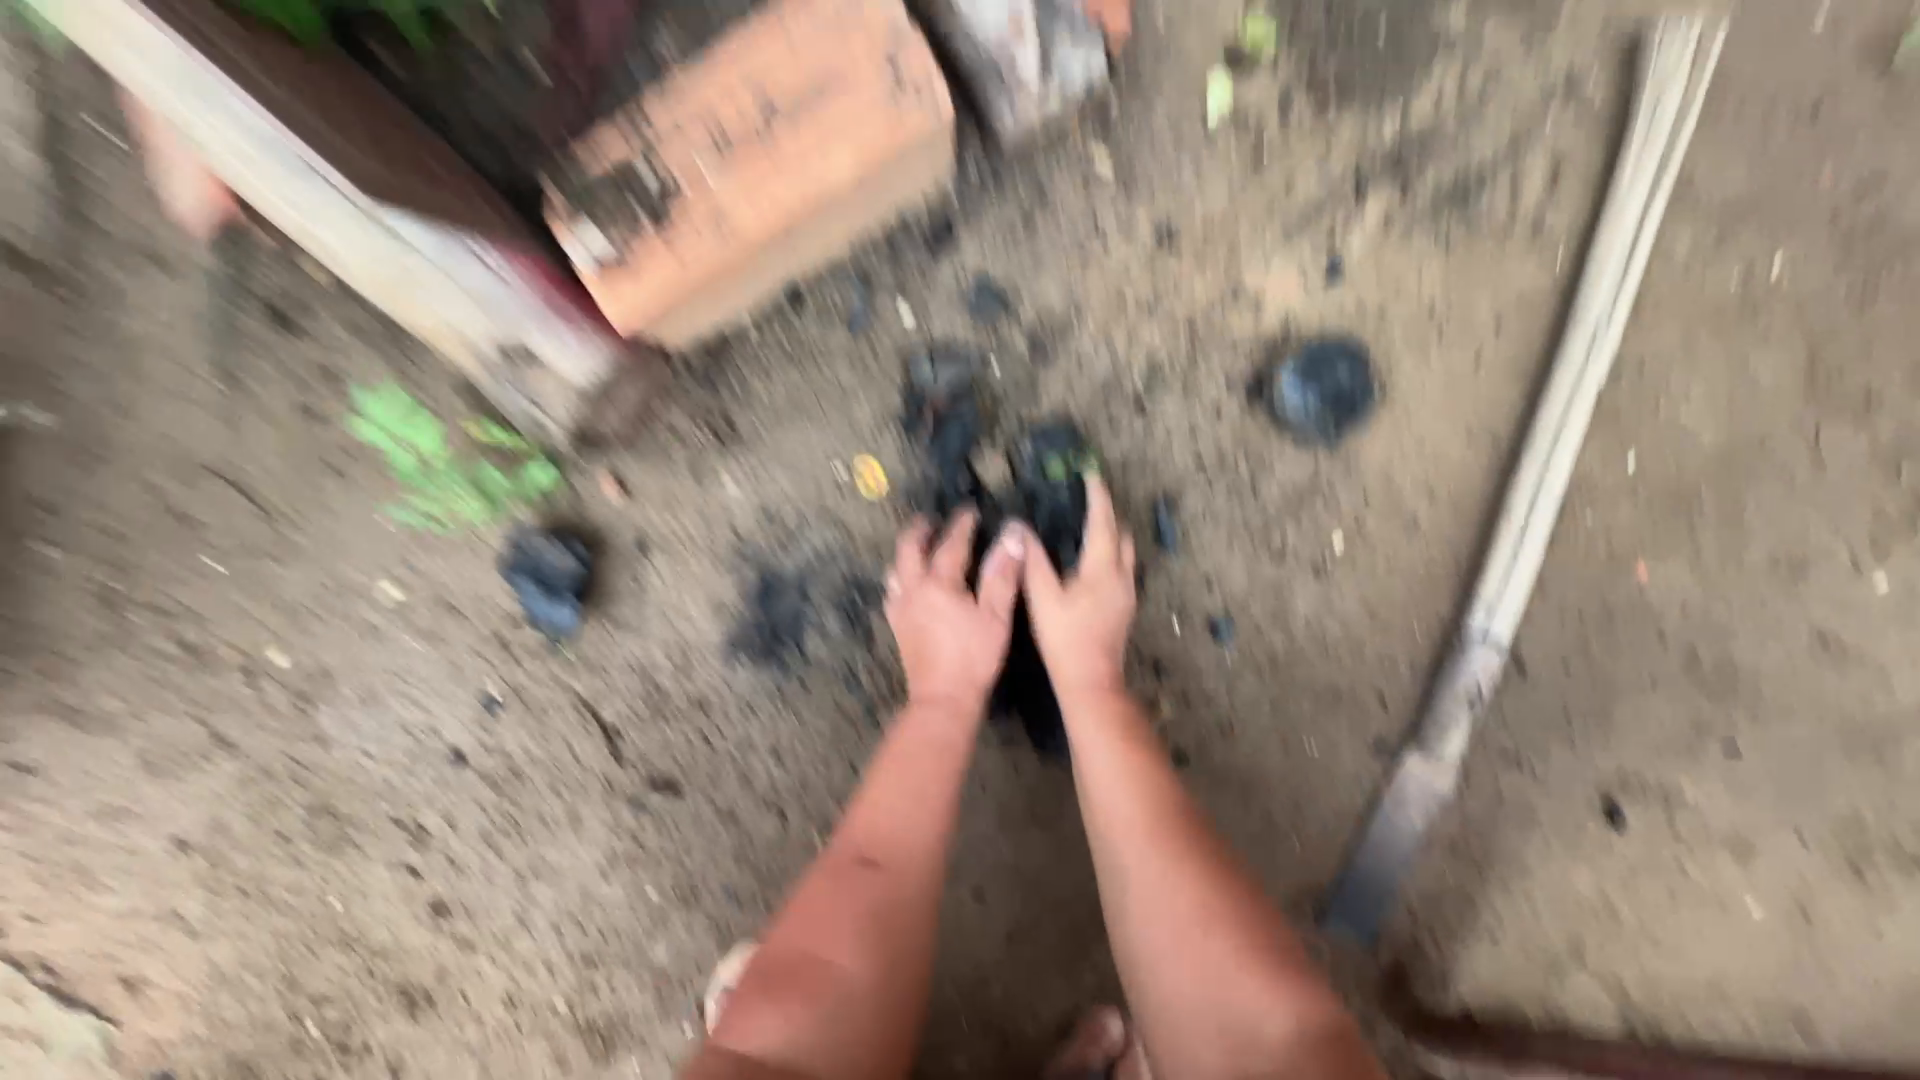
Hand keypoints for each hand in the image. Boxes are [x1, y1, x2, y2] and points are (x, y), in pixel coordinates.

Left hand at [885, 509, 1026, 714]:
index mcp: (939, 583)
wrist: (942, 699)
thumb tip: (1012, 536)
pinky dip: (900, 579)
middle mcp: (913, 590)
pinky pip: (893, 592)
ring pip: (896, 570)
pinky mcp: (897, 627)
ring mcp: (901, 609)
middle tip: (930, 520)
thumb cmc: (973, 658)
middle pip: (909, 550)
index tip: (969, 511)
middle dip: (920, 531)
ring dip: (907, 554)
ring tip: (918, 547)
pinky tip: (907, 586)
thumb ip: (1002, 575)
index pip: (950, 544)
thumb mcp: (995, 616)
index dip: (961, 525)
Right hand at [1021, 474, 1136, 699]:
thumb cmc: (1065, 639)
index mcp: (1103, 568)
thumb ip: (1033, 560)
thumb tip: (1021, 528)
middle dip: (1108, 513)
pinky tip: (1091, 561)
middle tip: (1088, 499)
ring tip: (1089, 525)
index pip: (1103, 521)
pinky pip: (1122, 568)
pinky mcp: (1125, 608)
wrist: (1091, 681)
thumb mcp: (1043, 598)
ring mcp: (1128, 593)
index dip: (1098, 496)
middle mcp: (1122, 576)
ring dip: (1111, 534)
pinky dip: (1110, 553)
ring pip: (1125, 552)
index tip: (1090, 474)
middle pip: (1121, 534)